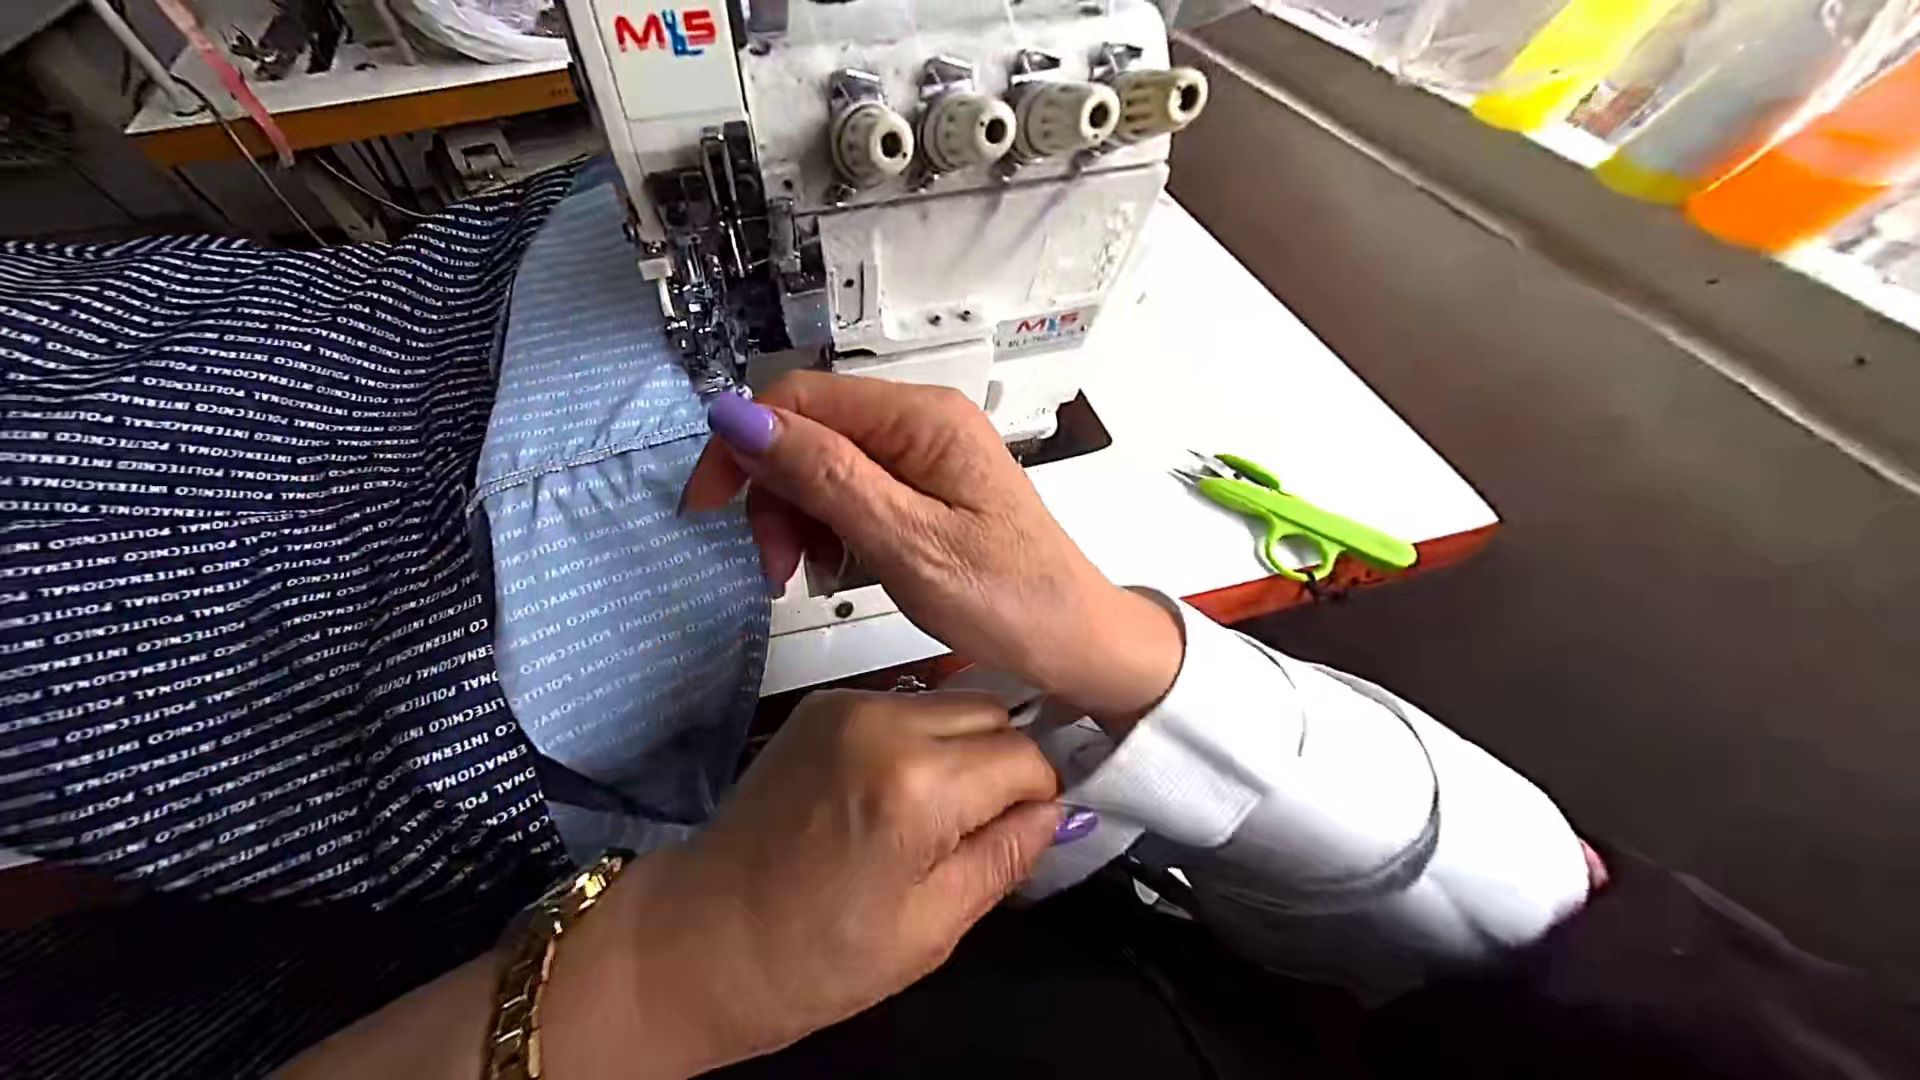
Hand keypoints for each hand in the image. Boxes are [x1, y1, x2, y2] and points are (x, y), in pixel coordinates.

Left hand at [540, 690, 1081, 1076]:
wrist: (702, 934)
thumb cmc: (817, 957)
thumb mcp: (932, 928)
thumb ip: (1005, 857)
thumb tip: (1054, 810)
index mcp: (918, 785)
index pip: (1025, 756)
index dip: (1039, 793)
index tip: (1025, 824)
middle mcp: (886, 721)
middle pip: (993, 713)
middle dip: (1004, 762)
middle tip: (978, 819)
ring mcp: (850, 703)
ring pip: (952, 701)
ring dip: (963, 745)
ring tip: (933, 803)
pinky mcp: (824, 701)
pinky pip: (905, 703)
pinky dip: (919, 736)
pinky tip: (891, 783)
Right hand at [681, 372, 1182, 724]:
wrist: (1071, 639)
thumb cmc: (1005, 599)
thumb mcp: (905, 542)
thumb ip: (825, 476)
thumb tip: (739, 418)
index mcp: (921, 418)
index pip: (800, 397)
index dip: (744, 443)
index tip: (709, 505)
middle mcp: (922, 422)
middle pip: (811, 431)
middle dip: (777, 494)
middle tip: (778, 567)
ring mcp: (926, 455)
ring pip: (826, 465)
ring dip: (800, 517)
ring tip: (808, 576)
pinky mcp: (927, 488)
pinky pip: (855, 491)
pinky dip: (831, 528)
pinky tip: (837, 565)